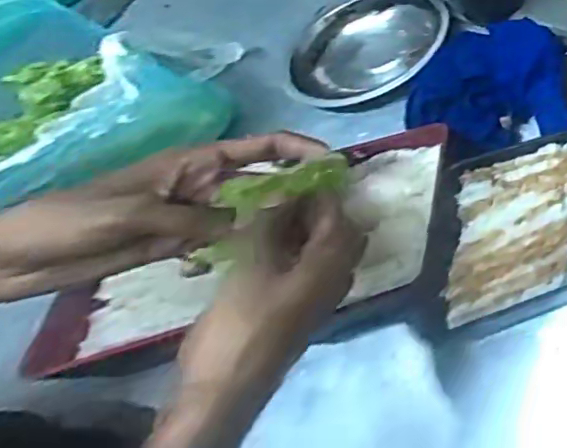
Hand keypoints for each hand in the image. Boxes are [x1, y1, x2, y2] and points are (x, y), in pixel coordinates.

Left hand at [0, 132, 327, 302]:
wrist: (7, 260)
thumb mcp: (135, 214)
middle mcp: (202, 182)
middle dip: (292, 185)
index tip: (330, 161)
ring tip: (294, 234)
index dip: (299, 147)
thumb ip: (195, 218)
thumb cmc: (74, 218)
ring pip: (244, 211)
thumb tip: (251, 222)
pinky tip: (240, 262)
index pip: (263, 145)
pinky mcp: (173, 242)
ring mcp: (189, 213)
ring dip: (265, 220)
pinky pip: (218, 241)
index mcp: (197, 161)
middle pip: (260, 177)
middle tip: (324, 203)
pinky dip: (233, 248)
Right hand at [177, 190, 365, 384]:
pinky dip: (291, 253)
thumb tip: (284, 190)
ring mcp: (327, 289)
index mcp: (338, 251)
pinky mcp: (307, 306)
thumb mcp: (252, 266)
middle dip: (306, 209)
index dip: (312, 188)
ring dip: (296, 231)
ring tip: (260, 220)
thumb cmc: (241, 325)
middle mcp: (343, 267)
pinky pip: (308, 266)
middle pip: (331, 223)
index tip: (287, 173)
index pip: (333, 205)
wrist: (224, 394)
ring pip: (319, 245)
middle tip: (270, 199)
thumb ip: (271, 224)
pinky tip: (260, 250)